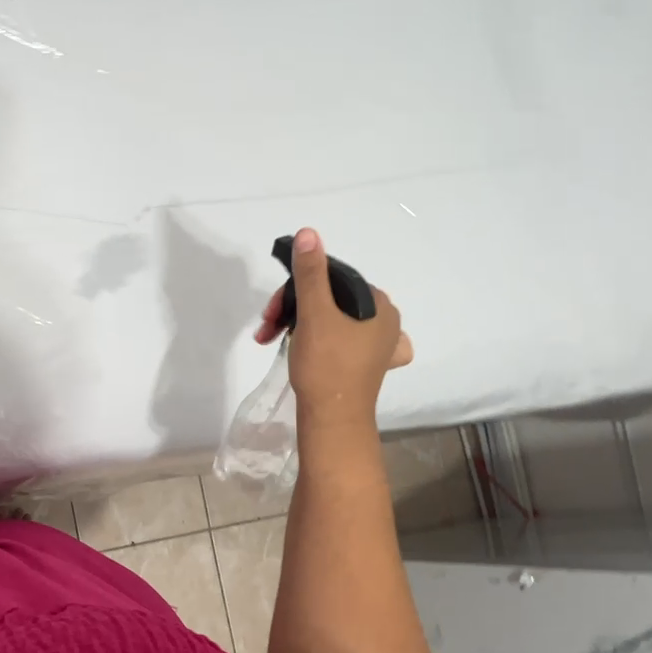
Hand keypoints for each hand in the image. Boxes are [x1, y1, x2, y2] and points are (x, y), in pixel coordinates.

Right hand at [254, 227, 411, 426]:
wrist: (333, 419)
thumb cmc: (326, 365)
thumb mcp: (314, 315)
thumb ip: (310, 274)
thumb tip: (308, 233)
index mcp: (379, 304)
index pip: (332, 280)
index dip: (297, 289)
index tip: (272, 310)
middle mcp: (385, 320)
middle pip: (330, 301)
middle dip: (293, 311)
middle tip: (266, 329)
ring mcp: (377, 345)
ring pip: (330, 321)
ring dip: (297, 327)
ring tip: (272, 342)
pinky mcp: (364, 365)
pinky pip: (340, 341)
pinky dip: (318, 339)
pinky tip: (307, 347)